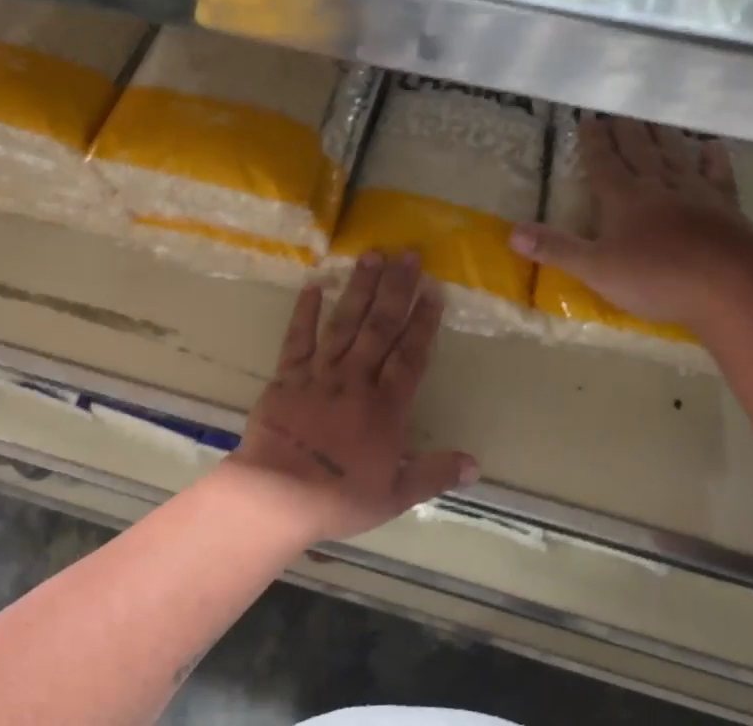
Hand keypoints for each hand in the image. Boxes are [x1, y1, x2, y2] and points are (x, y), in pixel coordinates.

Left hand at [223, 252, 478, 544]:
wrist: (277, 495)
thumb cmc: (339, 498)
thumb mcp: (395, 495)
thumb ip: (434, 474)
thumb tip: (476, 464)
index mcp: (385, 407)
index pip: (410, 356)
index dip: (423, 323)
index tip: (434, 291)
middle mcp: (355, 380)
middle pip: (380, 328)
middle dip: (396, 290)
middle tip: (408, 254)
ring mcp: (318, 374)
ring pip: (344, 324)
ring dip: (359, 289)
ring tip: (372, 255)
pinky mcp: (285, 377)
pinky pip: (297, 339)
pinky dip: (305, 312)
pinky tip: (314, 285)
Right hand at [509, 116, 752, 330]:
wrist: (729, 286)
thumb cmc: (656, 278)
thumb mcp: (596, 269)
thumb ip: (556, 248)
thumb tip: (511, 232)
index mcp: (623, 198)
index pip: (603, 163)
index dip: (593, 141)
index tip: (588, 118)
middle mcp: (657, 186)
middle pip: (638, 151)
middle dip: (625, 131)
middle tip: (617, 111)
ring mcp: (695, 193)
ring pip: (674, 155)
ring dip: (662, 136)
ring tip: (654, 119)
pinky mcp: (727, 207)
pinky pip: (718, 174)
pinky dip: (713, 158)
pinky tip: (711, 146)